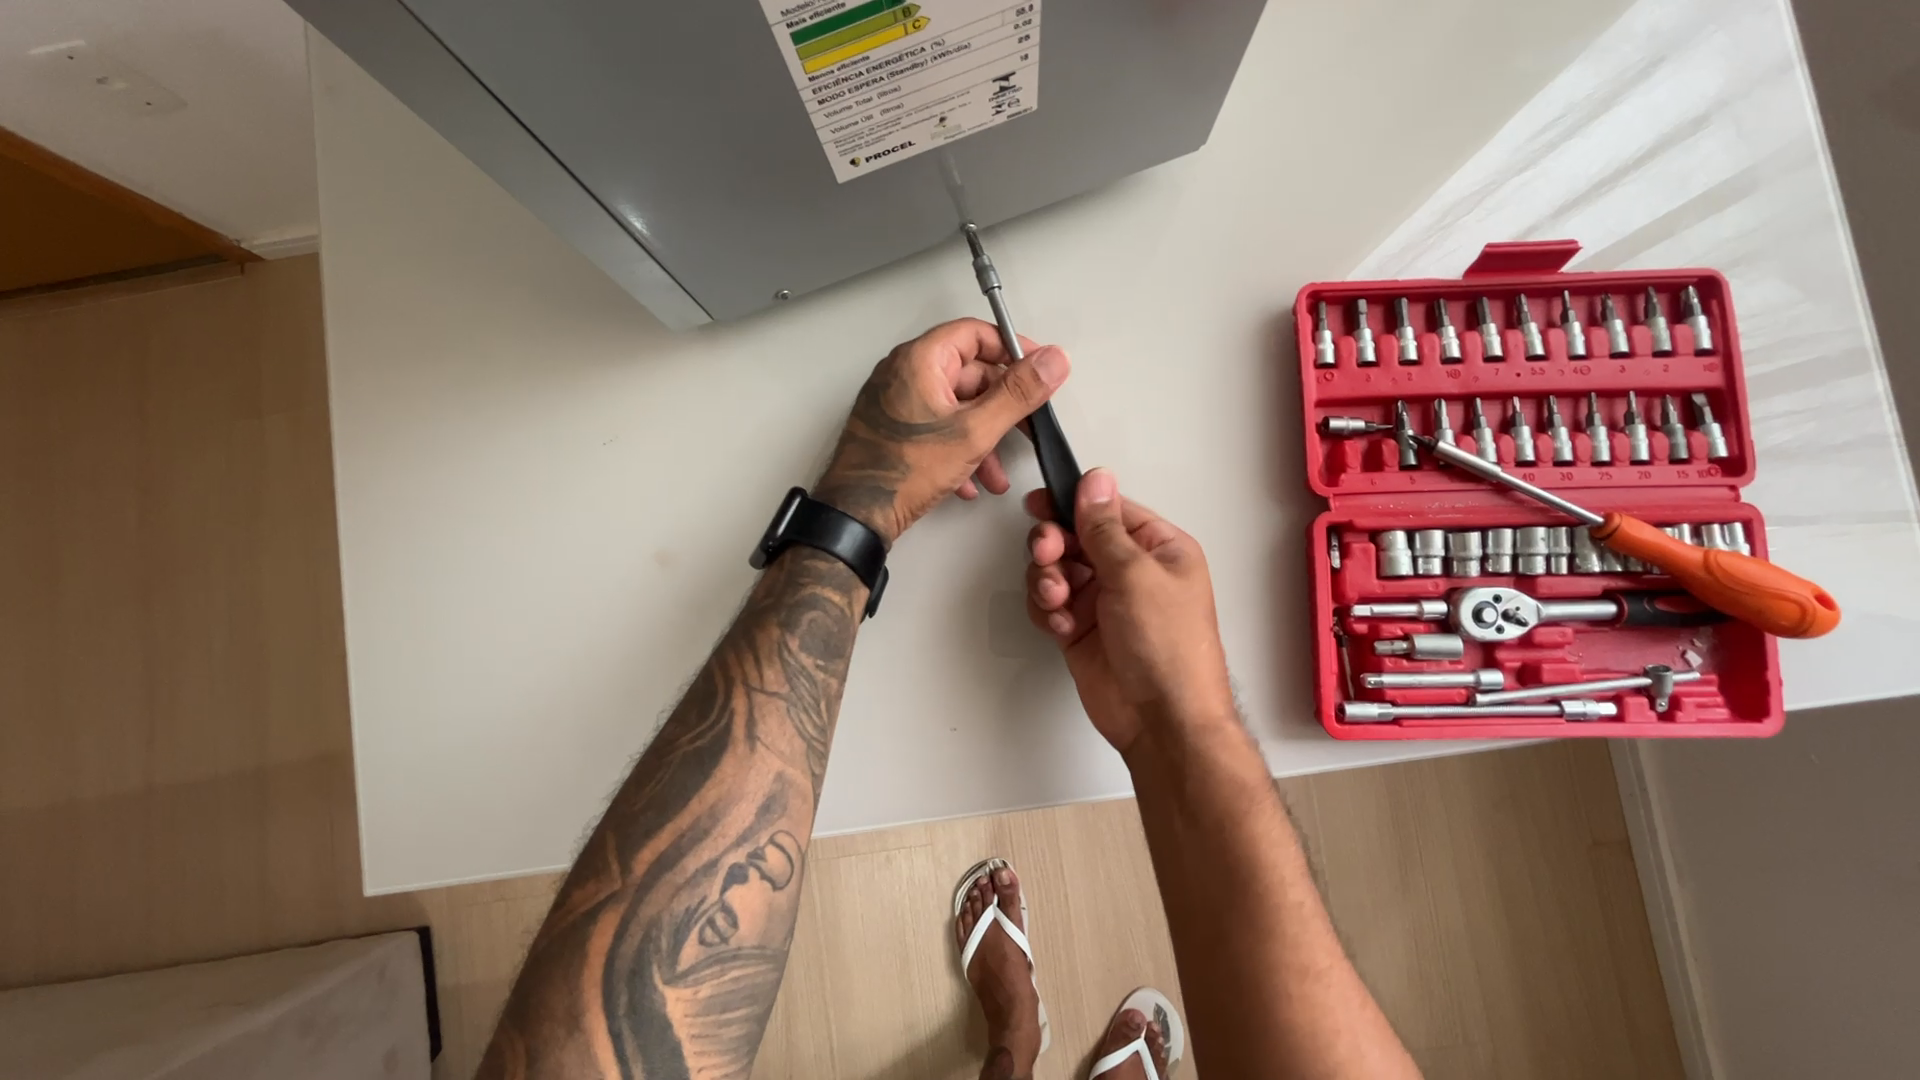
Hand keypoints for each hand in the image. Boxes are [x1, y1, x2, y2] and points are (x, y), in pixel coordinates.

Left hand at [815, 318, 1069, 543]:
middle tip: (1028, 428)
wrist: (856, 515)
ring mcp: (896, 402)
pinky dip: (959, 449)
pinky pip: (936, 428)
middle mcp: (903, 374)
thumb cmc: (899, 472)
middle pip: (969, 374)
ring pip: (955, 407)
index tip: (1037, 371)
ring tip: (998, 472)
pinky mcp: (893, 429)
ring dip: (983, 438)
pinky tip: (971, 481)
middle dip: (1001, 408)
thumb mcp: (974, 432)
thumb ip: (1018, 394)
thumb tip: (1052, 361)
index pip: (976, 334)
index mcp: (920, 360)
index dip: (1012, 350)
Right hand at [1024, 469, 1233, 755]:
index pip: (1107, 510)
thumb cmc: (1167, 646)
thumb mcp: (1136, 574)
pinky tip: (1059, 625)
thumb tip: (1096, 478)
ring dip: (1048, 579)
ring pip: (1056, 569)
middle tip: (1048, 555)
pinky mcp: (1079, 629)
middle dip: (1054, 545)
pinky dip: (1046, 610)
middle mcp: (1129, 570)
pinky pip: (1049, 603)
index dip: (1072, 504)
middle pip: (1075, 537)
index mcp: (1157, 548)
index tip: (1039, 504)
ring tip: (1058, 600)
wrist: (1161, 720)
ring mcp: (1103, 600)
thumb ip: (1104, 526)